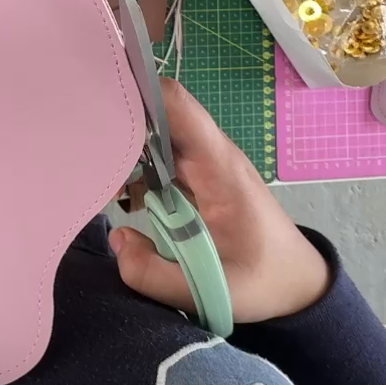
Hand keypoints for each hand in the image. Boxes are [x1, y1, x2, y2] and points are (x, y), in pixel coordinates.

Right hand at [110, 78, 330, 324]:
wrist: (297, 284)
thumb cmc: (265, 281)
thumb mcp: (212, 290)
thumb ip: (154, 274)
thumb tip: (118, 237)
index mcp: (217, 166)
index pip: (176, 104)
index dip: (137, 94)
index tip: (99, 111)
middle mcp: (207, 154)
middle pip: (157, 112)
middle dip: (119, 124)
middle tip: (88, 154)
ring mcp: (200, 163)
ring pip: (153, 132)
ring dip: (123, 148)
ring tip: (102, 181)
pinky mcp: (193, 177)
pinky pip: (157, 154)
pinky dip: (133, 165)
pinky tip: (120, 193)